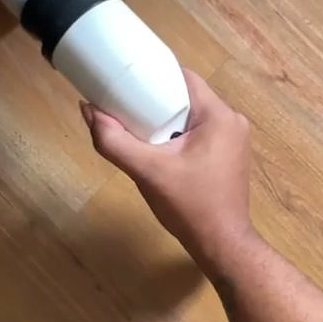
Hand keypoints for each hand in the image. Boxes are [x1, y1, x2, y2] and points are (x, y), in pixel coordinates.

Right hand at [82, 69, 262, 275]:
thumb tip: (88, 110)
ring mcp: (234, 140)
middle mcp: (232, 121)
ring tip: (138, 128)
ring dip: (166, 120)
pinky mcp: (229, 156)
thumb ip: (114, 141)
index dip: (153, 76)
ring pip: (192, 116)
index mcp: (219, 115)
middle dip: (156, 101)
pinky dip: (178, 135)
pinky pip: (199, 133)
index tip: (127, 82)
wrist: (221, 245)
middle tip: (126, 108)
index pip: (184, 78)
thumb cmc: (189, 206)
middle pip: (187, 97)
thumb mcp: (146, 172)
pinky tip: (158, 148)